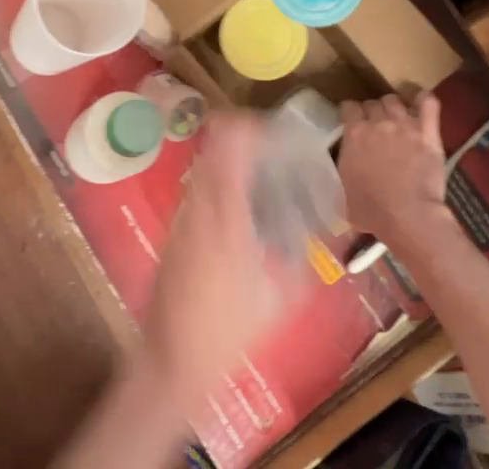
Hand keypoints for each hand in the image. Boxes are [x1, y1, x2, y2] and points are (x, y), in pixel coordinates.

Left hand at [138, 112, 280, 407]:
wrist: (169, 362)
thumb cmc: (226, 333)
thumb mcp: (275, 299)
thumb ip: (296, 261)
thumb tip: (319, 237)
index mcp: (225, 215)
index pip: (229, 144)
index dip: (251, 127)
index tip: (274, 134)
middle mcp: (197, 207)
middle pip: (213, 147)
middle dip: (243, 140)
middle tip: (272, 152)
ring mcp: (180, 218)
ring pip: (203, 167)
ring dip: (230, 162)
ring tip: (260, 178)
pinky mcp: (172, 233)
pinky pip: (197, 191)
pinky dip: (218, 185)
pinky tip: (239, 211)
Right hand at [337, 94, 453, 247]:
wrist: (408, 215)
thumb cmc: (371, 210)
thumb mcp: (342, 193)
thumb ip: (342, 174)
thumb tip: (342, 175)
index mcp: (354, 135)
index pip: (348, 108)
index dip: (349, 112)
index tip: (350, 120)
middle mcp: (378, 123)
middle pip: (372, 103)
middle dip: (372, 111)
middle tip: (375, 125)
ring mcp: (405, 125)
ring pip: (395, 101)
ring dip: (393, 106)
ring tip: (396, 117)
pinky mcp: (428, 132)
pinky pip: (427, 103)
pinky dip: (423, 98)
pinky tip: (421, 101)